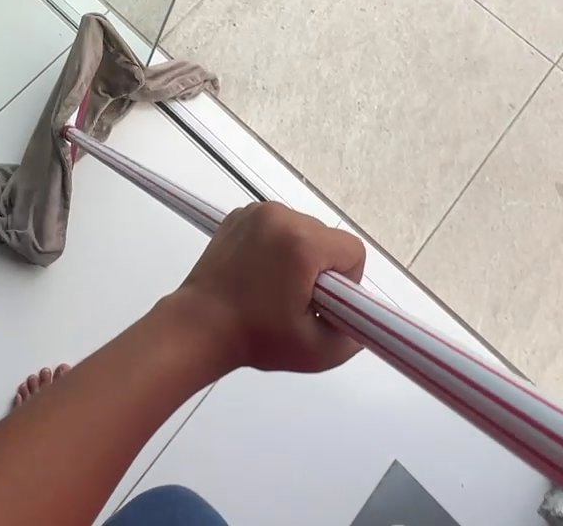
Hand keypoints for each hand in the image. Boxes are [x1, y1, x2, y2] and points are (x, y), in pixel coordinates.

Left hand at [170, 202, 365, 374]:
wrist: (200, 325)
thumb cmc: (255, 337)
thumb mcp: (319, 351)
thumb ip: (356, 334)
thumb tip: (362, 316)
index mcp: (302, 243)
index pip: (352, 250)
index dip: (347, 281)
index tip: (324, 302)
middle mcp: (280, 216)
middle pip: (326, 238)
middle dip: (321, 268)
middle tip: (296, 299)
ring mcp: (256, 212)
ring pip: (302, 230)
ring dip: (298, 255)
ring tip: (274, 287)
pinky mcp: (239, 214)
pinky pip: (277, 226)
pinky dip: (276, 245)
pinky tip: (259, 272)